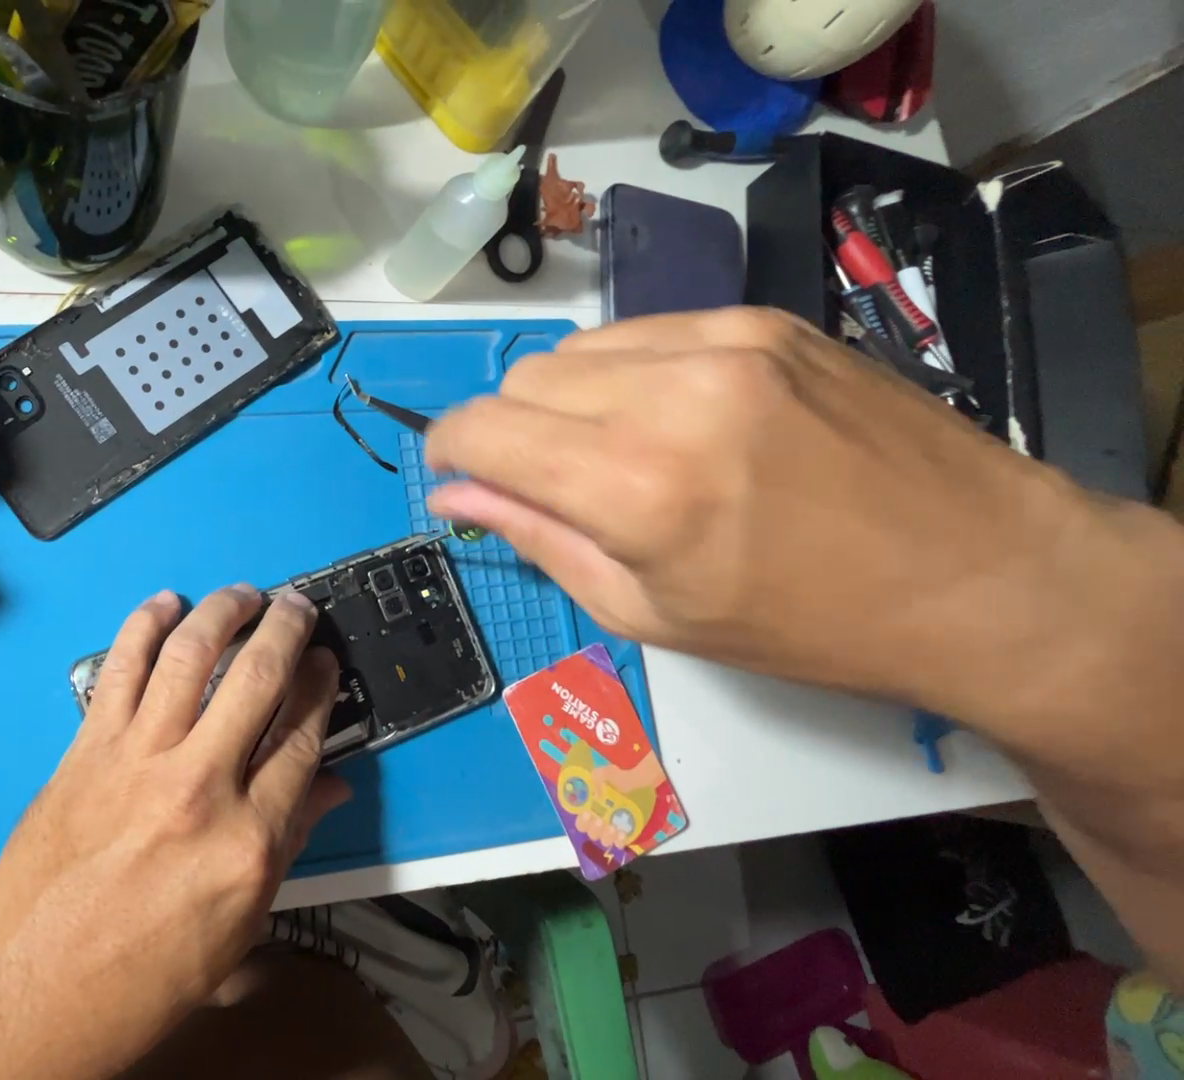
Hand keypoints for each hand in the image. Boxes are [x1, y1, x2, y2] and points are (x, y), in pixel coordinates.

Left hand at [0, 587, 348, 1079]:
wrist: (38, 988)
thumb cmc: (149, 974)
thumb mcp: (240, 925)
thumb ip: (287, 842)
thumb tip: (330, 786)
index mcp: (250, 840)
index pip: (303, 738)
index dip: (321, 688)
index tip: (328, 661)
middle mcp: (200, 784)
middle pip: (257, 680)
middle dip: (287, 630)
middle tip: (298, 606)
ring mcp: (138, 758)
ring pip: (189, 657)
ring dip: (222, 612)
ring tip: (242, 594)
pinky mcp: (88, 748)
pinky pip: (119, 669)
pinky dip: (143, 626)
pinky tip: (164, 604)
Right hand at [423, 308, 1094, 714]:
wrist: (981, 574)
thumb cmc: (798, 621)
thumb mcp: (644, 608)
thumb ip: (535, 537)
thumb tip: (453, 495)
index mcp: (635, 484)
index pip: (483, 430)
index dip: (447, 449)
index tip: (452, 474)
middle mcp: (670, 393)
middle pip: (521, 381)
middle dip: (506, 431)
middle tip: (542, 481)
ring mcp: (723, 343)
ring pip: (574, 350)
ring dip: (560, 399)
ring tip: (608, 451)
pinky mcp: (762, 321)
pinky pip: (641, 333)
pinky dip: (621, 374)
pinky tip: (664, 418)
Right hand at [575, 759, 665, 849]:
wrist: (639, 779)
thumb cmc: (619, 776)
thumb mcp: (604, 772)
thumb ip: (597, 779)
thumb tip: (597, 795)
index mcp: (590, 806)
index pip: (580, 820)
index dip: (581, 820)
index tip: (587, 813)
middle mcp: (599, 818)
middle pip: (590, 833)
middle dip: (593, 829)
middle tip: (600, 820)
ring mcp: (613, 826)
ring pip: (603, 840)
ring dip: (605, 836)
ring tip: (612, 828)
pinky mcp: (626, 831)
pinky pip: (620, 843)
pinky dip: (619, 841)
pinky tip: (622, 833)